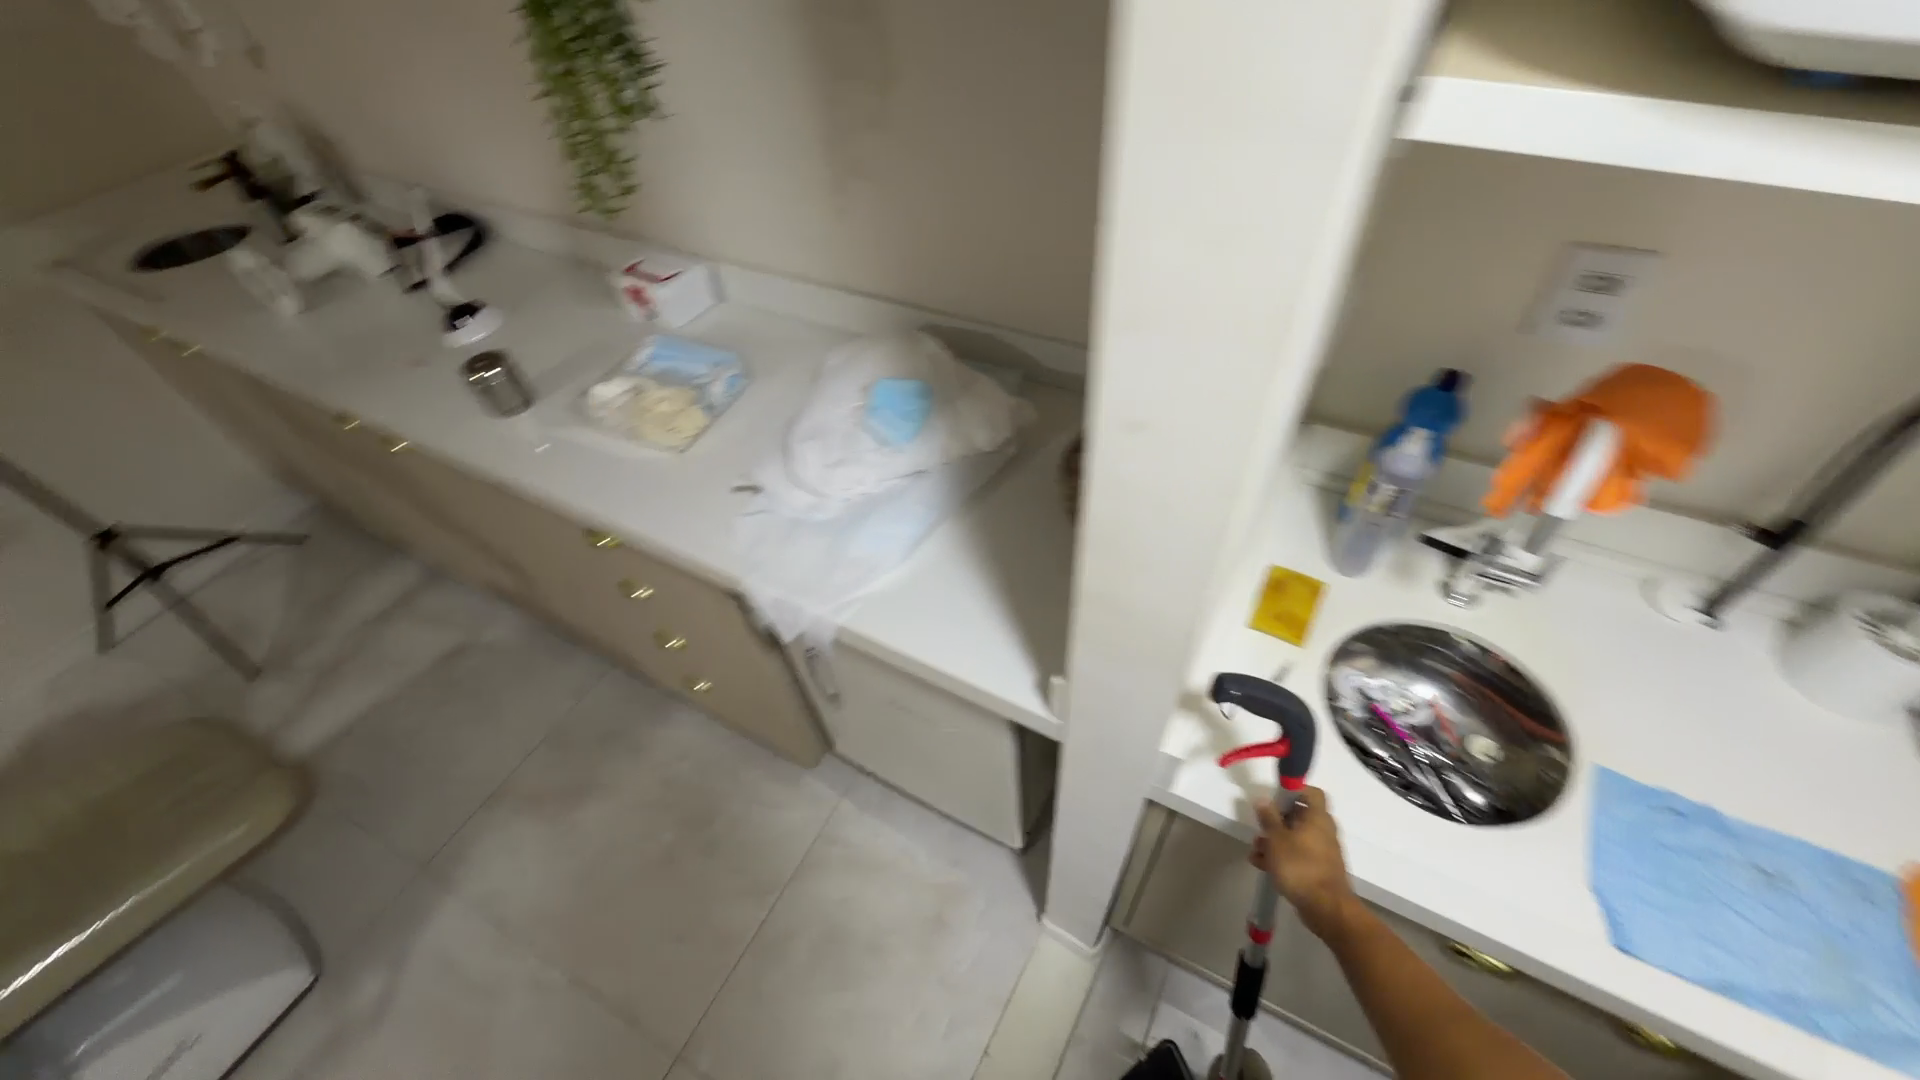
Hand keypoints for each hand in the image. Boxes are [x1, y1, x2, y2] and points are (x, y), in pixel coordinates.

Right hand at [1249, 785, 1359, 941]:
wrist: (1325, 908)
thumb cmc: (1300, 866)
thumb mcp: (1277, 839)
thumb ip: (1269, 818)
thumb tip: (1263, 799)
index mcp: (1317, 818)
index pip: (1311, 793)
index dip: (1293, 791)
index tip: (1275, 798)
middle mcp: (1323, 831)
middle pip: (1299, 816)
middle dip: (1276, 821)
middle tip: (1260, 828)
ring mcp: (1322, 852)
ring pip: (1295, 838)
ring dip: (1274, 842)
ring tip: (1255, 851)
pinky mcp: (1317, 870)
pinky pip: (1297, 856)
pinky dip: (1281, 857)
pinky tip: (1262, 865)